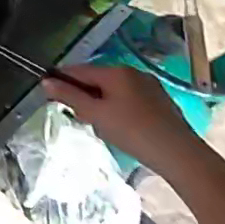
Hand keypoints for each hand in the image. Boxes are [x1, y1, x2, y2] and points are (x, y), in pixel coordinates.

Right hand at [42, 64, 208, 172]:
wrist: (178, 154)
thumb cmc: (131, 130)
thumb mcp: (94, 113)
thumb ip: (68, 96)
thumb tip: (46, 82)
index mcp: (115, 72)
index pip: (77, 70)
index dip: (59, 82)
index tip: (49, 98)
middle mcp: (132, 73)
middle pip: (94, 79)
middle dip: (81, 95)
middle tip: (79, 117)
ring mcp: (148, 86)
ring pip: (110, 90)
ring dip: (97, 103)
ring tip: (98, 125)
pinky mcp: (157, 100)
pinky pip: (126, 98)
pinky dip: (114, 108)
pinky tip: (117, 126)